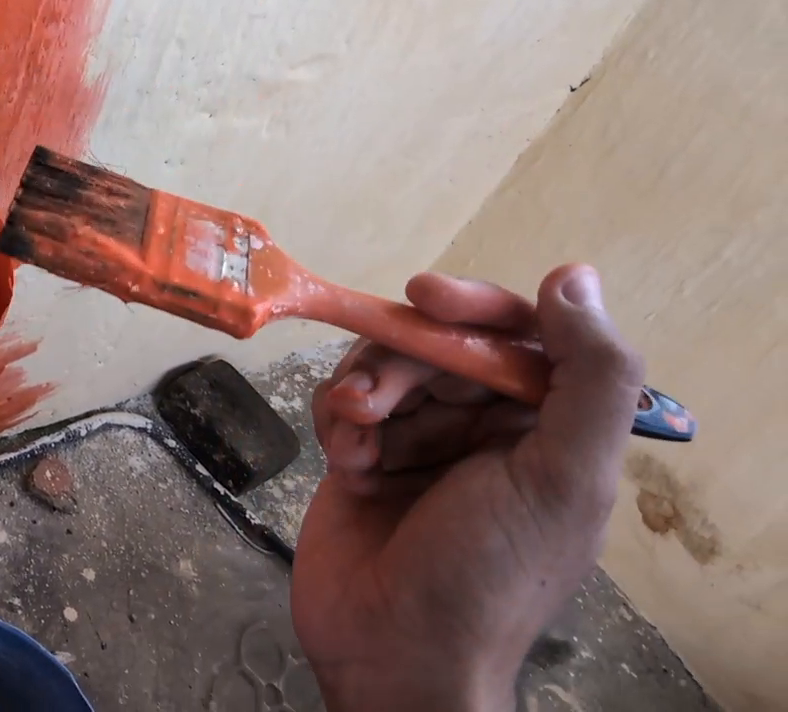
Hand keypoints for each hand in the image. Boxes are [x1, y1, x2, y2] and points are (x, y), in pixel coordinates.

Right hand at [292, 265, 644, 711]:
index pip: (518, 338)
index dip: (474, 308)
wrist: (393, 645)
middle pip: (433, 351)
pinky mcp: (359, 455)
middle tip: (369, 403)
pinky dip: (336, 423)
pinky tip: (342, 461)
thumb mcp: (559, 478)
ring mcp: (416, 443)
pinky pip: (341, 407)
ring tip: (352, 437)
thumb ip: (586, 378)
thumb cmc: (487, 569)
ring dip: (359, 395)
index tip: (422, 296)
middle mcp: (484, 430)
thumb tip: (577, 276)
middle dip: (396, 366)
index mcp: (547, 432)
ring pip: (378, 373)